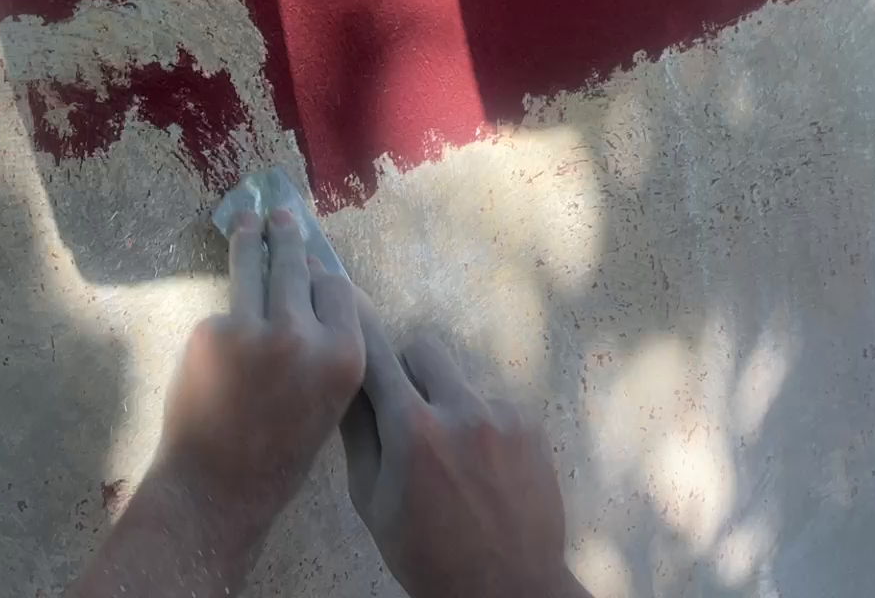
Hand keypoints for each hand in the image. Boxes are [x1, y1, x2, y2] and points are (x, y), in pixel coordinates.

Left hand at [70, 209, 363, 597]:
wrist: (218, 489)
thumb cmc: (280, 451)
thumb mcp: (326, 399)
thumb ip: (325, 346)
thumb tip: (311, 290)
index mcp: (343, 357)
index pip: (337, 288)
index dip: (321, 271)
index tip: (312, 257)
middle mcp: (302, 334)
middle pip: (295, 265)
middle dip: (287, 234)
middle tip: (281, 213)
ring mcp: (252, 329)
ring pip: (252, 267)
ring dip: (250, 236)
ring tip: (249, 217)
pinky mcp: (212, 331)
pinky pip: (225, 309)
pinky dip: (226, 315)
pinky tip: (223, 328)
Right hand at [340, 305, 590, 597]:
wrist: (509, 590)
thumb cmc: (427, 553)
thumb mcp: (372, 503)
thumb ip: (358, 435)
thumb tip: (345, 383)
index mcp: (412, 430)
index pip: (376, 356)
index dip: (361, 328)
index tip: (350, 305)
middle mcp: (458, 409)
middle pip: (423, 349)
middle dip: (410, 371)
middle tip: (412, 409)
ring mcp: (500, 414)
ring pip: (459, 377)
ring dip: (448, 399)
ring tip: (456, 451)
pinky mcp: (529, 423)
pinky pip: (492, 401)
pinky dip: (481, 421)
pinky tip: (485, 464)